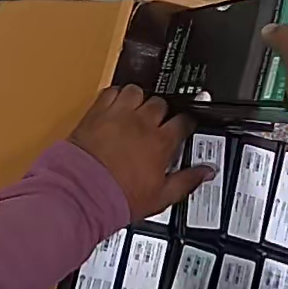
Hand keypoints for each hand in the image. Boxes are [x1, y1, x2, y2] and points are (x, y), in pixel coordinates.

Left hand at [70, 85, 214, 222]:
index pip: (184, 121)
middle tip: (156, 123)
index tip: (184, 125)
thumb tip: (206, 172)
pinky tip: (116, 106)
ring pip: (138, 91)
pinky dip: (116, 95)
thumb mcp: (161, 197)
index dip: (186, 122)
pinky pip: (112, 91)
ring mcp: (120, 114)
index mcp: (161, 142)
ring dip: (139, 99)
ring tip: (135, 111)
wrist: (81, 193)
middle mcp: (143, 123)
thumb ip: (187, 180)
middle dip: (162, 111)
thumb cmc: (117, 196)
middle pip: (162, 103)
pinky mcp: (98, 111)